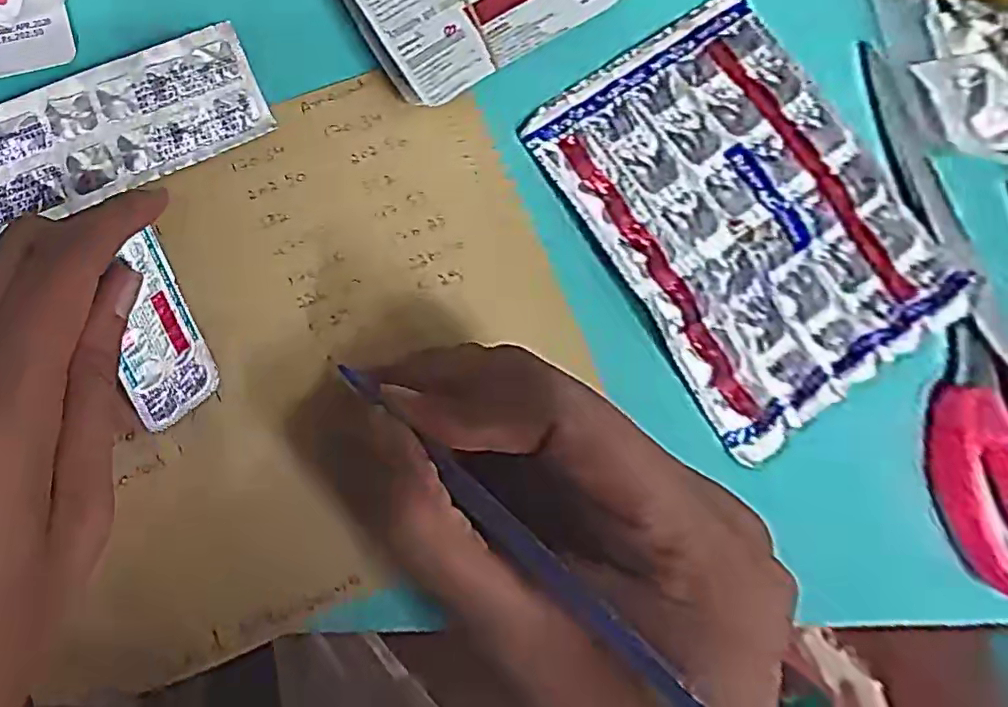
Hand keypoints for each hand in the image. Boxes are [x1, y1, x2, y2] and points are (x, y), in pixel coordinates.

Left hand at [0, 189, 166, 706]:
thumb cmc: (1, 607)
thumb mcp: (78, 510)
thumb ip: (91, 386)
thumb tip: (113, 291)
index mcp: (0, 399)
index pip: (59, 271)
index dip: (110, 222)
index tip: (155, 200)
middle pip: (13, 251)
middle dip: (75, 228)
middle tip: (131, 242)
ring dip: (45, 260)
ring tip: (100, 289)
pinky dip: (18, 297)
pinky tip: (53, 334)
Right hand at [315, 343, 794, 706]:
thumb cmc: (588, 704)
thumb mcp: (505, 633)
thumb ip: (429, 528)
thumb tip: (371, 419)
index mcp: (693, 530)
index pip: (565, 414)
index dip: (465, 398)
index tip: (385, 408)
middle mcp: (686, 487)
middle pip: (543, 393)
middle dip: (444, 387)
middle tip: (369, 398)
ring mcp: (654, 481)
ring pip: (529, 399)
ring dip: (449, 399)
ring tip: (388, 415)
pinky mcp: (614, 485)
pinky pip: (525, 427)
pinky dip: (464, 424)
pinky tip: (428, 441)